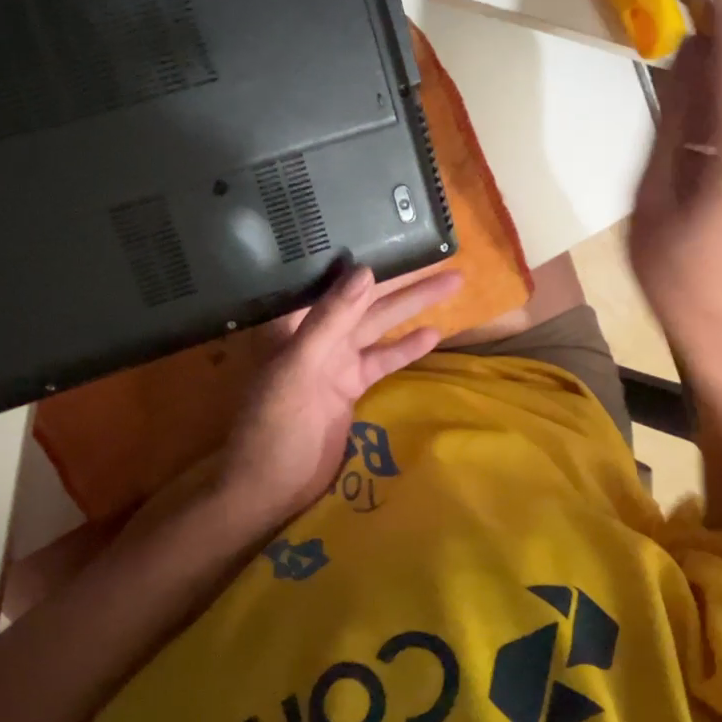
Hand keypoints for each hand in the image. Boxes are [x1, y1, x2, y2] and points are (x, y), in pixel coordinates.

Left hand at [220, 266, 461, 517]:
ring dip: (413, 308)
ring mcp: (335, 362)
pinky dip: (406, 348)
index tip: (399, 234)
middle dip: (405, 282)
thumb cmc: (274, 426)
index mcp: (295, 323)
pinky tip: (434, 333)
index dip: (366, 256)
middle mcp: (316, 335)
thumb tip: (365, 271)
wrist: (269, 487)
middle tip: (446, 260)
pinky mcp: (350, 386)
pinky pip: (382, 360)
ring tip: (452, 283)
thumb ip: (331, 319)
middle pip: (366, 300)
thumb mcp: (300, 367)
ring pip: (380, 326)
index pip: (333, 278)